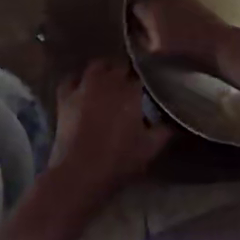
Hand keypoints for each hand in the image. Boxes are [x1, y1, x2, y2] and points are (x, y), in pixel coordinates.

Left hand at [47, 59, 171, 196]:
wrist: (79, 173)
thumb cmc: (118, 160)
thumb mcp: (150, 149)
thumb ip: (164, 131)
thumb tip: (174, 120)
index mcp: (129, 91)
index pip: (142, 74)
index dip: (146, 79)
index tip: (150, 86)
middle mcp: (107, 82)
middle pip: (119, 66)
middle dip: (127, 73)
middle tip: (131, 86)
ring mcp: (83, 87)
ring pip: (96, 66)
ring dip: (104, 70)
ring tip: (109, 81)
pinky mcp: (64, 97)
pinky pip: (71, 79)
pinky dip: (78, 81)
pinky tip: (82, 88)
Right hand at [127, 0, 226, 63]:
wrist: (219, 47)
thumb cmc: (183, 52)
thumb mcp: (152, 51)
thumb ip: (136, 38)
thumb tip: (129, 29)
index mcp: (150, 7)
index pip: (130, 4)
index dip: (127, 16)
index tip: (128, 28)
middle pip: (145, 0)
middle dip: (142, 13)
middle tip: (142, 29)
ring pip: (161, 2)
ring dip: (157, 12)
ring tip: (159, 29)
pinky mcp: (193, 2)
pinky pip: (174, 4)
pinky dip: (171, 13)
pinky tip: (176, 27)